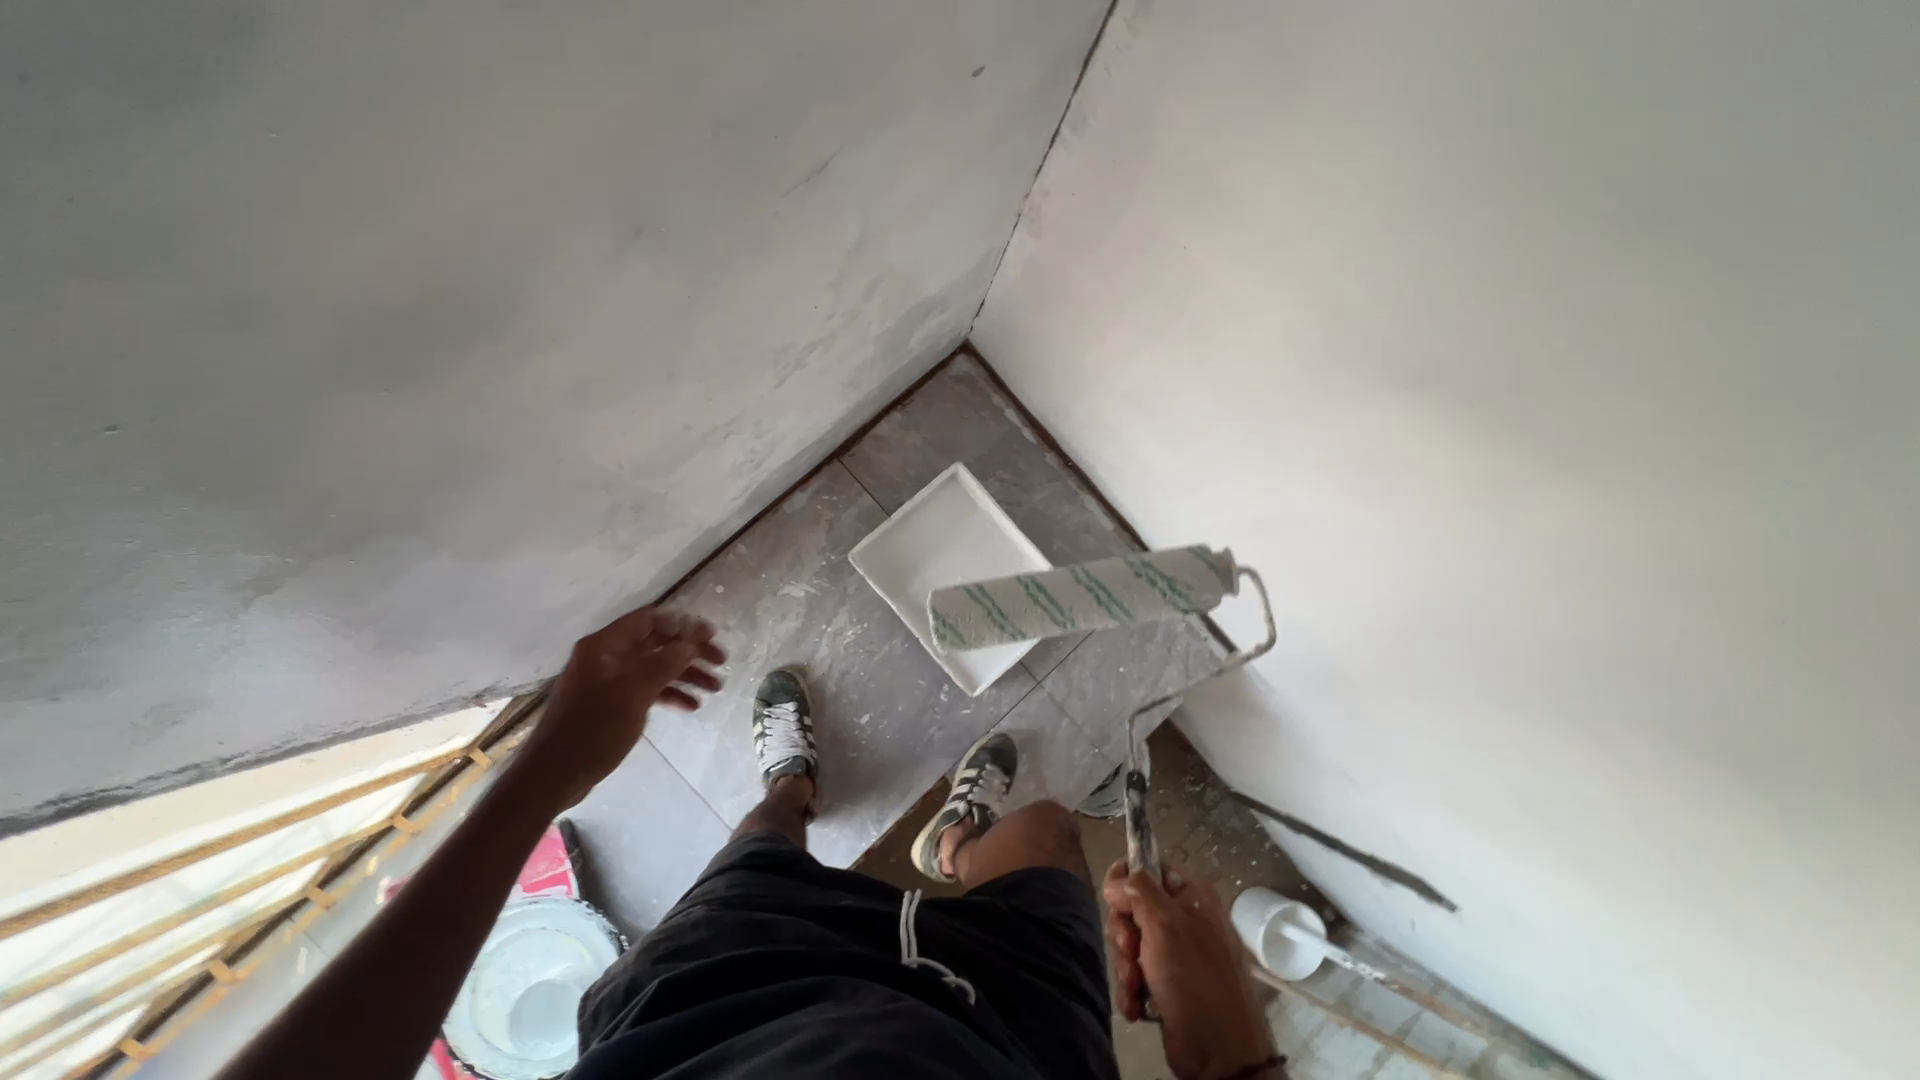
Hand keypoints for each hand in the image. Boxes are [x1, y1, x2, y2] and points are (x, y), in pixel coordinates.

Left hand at [509, 607, 725, 811]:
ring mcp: (610, 680)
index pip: (650, 620)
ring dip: (686, 674)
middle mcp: (608, 656)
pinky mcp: (612, 703)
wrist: (554, 775)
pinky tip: (692, 707)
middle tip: (721, 663)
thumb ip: (664, 663)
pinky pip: (647, 689)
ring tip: (715, 689)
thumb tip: (691, 641)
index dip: (683, 625)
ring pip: (656, 667)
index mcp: (605, 646)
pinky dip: (670, 694)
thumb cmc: (592, 730)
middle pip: (657, 643)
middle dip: (690, 652)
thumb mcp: (633, 694)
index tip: (712, 637)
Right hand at [1104, 860, 1280, 1079]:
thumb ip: (1138, 891)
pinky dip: (1131, 988)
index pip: (1149, 868)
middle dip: (1123, 933)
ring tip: (1136, 986)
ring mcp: (1174, 953)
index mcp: (1192, 895)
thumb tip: (1116, 879)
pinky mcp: (1165, 983)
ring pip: (1129, 942)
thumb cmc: (1195, 979)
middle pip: (1132, 907)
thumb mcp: (1165, 925)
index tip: (1114, 900)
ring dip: (1125, 966)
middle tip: (1131, 951)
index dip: (1126, 881)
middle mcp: (1183, 919)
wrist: (1221, 1053)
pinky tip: (1136, 1005)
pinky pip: (1134, 972)